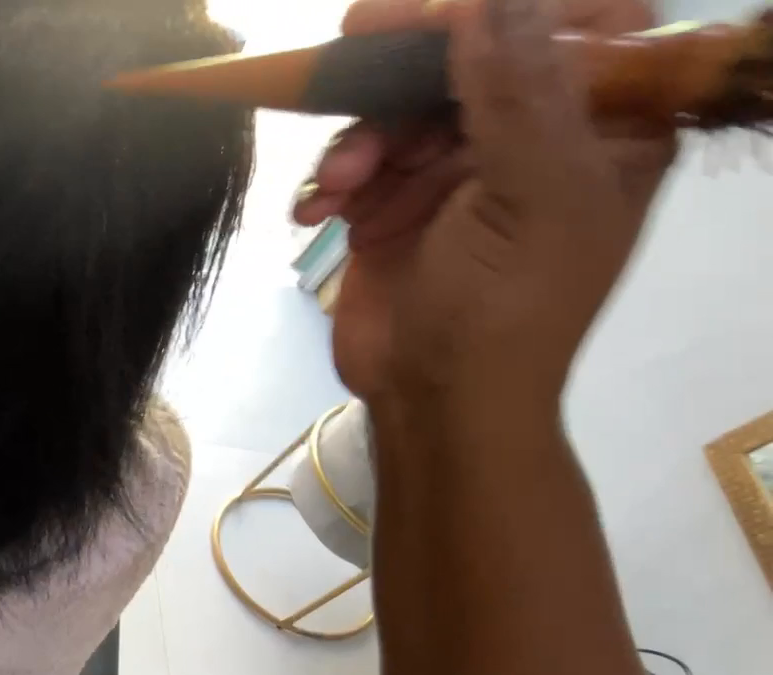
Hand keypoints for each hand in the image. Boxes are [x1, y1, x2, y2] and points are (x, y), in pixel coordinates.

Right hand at [290, 0, 675, 413]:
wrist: (431, 398)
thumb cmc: (504, 309)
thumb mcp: (530, 197)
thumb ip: (518, 94)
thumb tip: (484, 0)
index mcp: (599, 127)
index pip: (569, 24)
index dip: (500, 7)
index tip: (428, 10)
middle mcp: (527, 140)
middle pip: (464, 66)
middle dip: (403, 78)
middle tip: (344, 46)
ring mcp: (451, 178)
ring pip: (396, 118)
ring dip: (355, 145)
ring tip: (334, 191)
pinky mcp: (390, 213)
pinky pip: (353, 172)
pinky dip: (326, 187)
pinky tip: (312, 213)